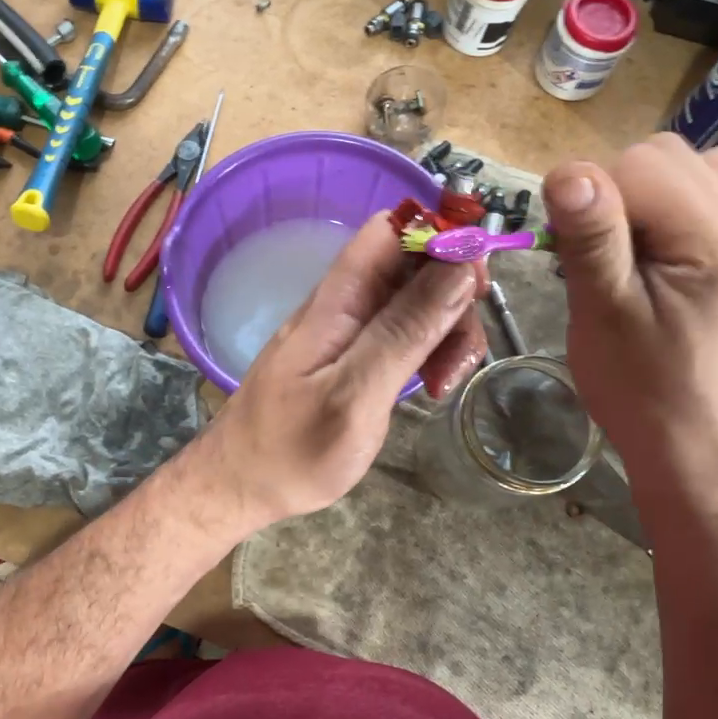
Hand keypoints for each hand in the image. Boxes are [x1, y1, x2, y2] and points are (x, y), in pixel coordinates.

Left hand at [186, 213, 487, 529]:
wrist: (239, 487)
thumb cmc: (292, 450)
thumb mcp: (356, 393)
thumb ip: (405, 330)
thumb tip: (459, 265)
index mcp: (337, 300)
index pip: (391, 230)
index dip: (440, 234)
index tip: (478, 277)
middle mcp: (344, 306)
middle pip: (413, 267)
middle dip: (454, 296)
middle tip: (465, 351)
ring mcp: (348, 334)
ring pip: (415, 304)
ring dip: (445, 332)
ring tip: (445, 384)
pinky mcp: (353, 361)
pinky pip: (401, 337)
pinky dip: (426, 354)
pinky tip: (431, 388)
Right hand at [541, 135, 717, 497]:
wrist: (695, 446)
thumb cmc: (642, 387)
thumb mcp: (604, 314)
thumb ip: (592, 238)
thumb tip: (566, 169)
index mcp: (710, 232)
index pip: (635, 163)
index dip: (589, 199)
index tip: (572, 254)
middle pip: (664, 155)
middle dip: (615, 192)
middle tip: (594, 258)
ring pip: (690, 169)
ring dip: (644, 195)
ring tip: (624, 252)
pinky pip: (710, 197)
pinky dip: (674, 208)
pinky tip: (657, 256)